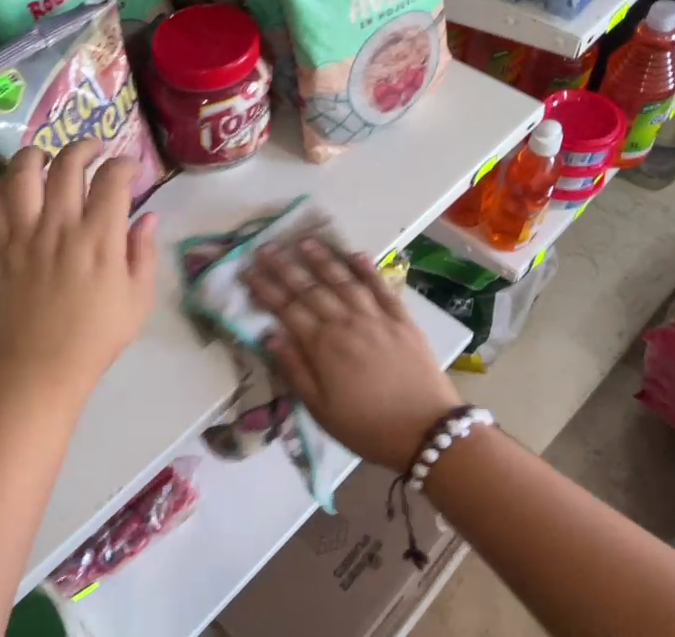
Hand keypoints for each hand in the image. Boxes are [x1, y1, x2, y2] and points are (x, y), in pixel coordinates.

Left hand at [0, 140, 157, 404]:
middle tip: (96, 150)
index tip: (130, 168)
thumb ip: (143, 252)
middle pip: (68, 164)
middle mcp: (60, 227)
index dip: (124, 164)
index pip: (112, 179)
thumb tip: (148, 216)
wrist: (40, 366)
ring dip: (38, 154)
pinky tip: (19, 182)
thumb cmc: (96, 336)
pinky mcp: (1, 245)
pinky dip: (6, 182)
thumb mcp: (137, 299)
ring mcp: (25, 233)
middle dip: (86, 147)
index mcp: (99, 239)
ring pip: (24, 172)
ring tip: (49, 155)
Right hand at [245, 240, 462, 471]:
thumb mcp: (320, 409)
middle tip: (266, 247)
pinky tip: (356, 254)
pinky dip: (368, 270)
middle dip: (285, 266)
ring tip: (304, 240)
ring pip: (343, 280)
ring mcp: (376, 318)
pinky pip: (382, 288)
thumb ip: (294, 369)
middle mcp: (345, 323)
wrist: (428, 433)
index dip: (264, 288)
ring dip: (322, 259)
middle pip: (309, 289)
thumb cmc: (367, 427)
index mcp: (322, 346)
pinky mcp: (403, 321)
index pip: (286, 308)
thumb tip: (268, 334)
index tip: (246, 270)